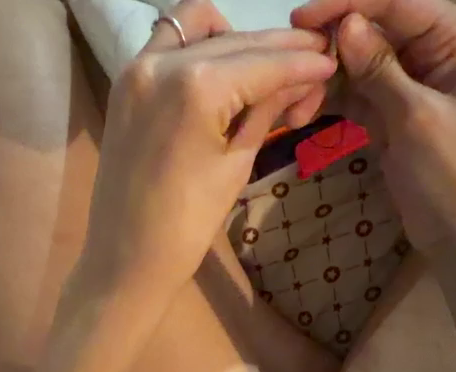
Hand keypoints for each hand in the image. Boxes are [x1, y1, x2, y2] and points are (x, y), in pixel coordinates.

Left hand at [82, 0, 335, 298]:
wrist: (126, 260)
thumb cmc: (186, 227)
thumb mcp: (235, 166)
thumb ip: (266, 112)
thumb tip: (304, 79)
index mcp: (197, 87)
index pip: (263, 63)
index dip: (303, 63)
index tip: (331, 61)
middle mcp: (163, 62)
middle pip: (236, 41)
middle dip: (277, 51)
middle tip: (312, 63)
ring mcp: (138, 68)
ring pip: (199, 27)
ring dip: (236, 39)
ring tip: (262, 69)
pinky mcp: (125, 82)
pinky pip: (167, 40)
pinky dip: (197, 44)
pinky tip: (220, 69)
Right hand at [292, 0, 455, 249]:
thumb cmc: (453, 174)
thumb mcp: (415, 117)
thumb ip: (379, 69)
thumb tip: (345, 24)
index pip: (396, 1)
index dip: (347, 5)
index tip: (300, 17)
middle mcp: (435, 47)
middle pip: (373, 30)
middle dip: (330, 50)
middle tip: (291, 75)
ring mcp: (411, 81)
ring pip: (358, 63)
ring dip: (325, 81)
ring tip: (292, 107)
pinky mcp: (392, 112)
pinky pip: (356, 94)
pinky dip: (331, 101)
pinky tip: (302, 112)